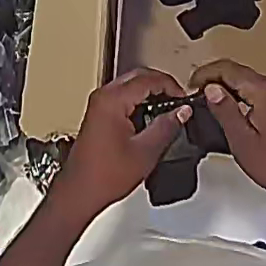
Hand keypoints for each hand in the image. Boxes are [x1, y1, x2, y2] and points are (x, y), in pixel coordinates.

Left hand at [46, 68, 189, 222]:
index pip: (147, 79)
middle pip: (137, 76)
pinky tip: (150, 117)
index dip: (170, 85)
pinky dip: (138, 100)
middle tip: (178, 100)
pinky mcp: (98, 113)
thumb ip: (167, 126)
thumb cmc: (105, 174)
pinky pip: (121, 96)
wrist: (81, 190)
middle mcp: (103, 96)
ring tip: (168, 109)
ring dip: (149, 91)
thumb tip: (181, 111)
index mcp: (113, 100)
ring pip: (129, 85)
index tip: (183, 98)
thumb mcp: (146, 151)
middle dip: (160, 84)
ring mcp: (98, 104)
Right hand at [188, 59, 265, 222]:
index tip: (191, 87)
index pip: (226, 69)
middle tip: (194, 91)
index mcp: (262, 92)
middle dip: (212, 77)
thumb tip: (210, 89)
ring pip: (242, 78)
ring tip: (205, 98)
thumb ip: (224, 110)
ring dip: (222, 84)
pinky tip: (225, 106)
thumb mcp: (241, 139)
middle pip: (235, 70)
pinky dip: (234, 92)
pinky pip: (250, 88)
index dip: (204, 74)